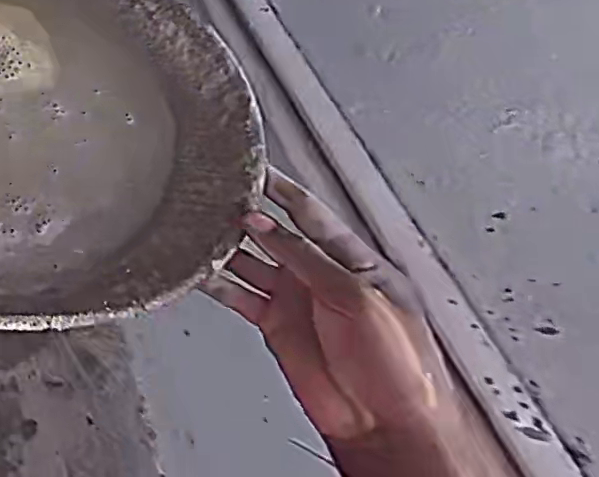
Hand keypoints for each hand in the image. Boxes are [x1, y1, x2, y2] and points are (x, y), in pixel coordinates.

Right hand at [202, 169, 454, 444]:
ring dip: (221, 242)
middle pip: (270, 231)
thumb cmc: (404, 373)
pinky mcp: (273, 319)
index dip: (278, 187)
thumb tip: (260, 222)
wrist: (389, 432)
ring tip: (195, 224)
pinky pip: (233, 290)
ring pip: (245, 256)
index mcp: (354, 262)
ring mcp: (294, 296)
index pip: (308, 212)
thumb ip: (304, 256)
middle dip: (240, 211)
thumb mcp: (358, 298)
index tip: (250, 166)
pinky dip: (211, 278)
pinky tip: (195, 266)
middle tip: (209, 192)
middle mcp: (320, 274)